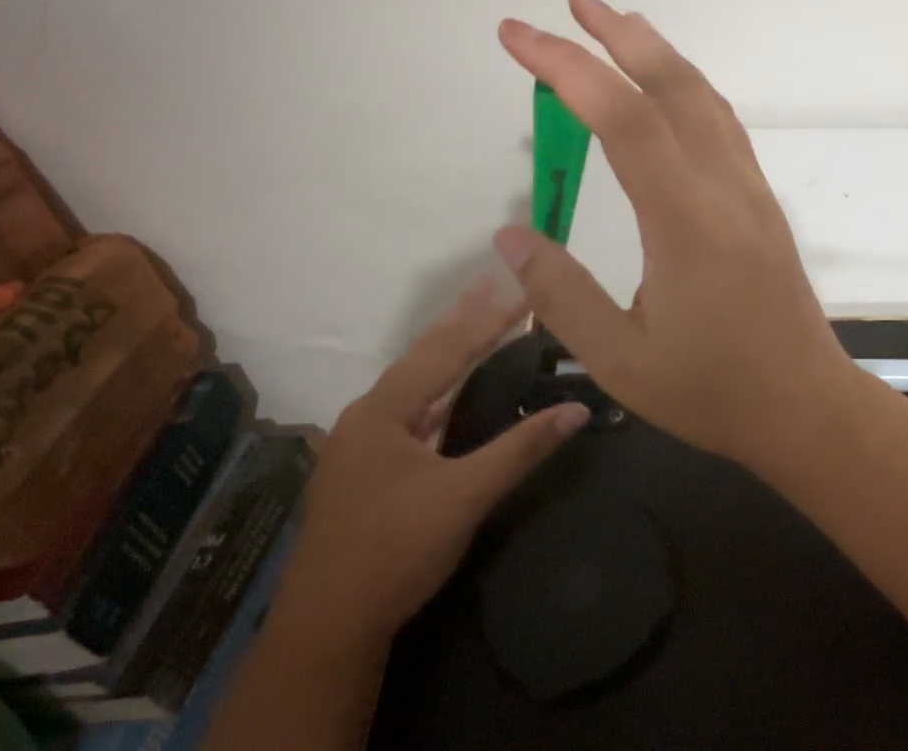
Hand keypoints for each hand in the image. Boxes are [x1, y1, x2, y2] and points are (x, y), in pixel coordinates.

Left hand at [285, 280, 590, 636]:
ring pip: (416, 385)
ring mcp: (365, 446)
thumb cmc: (395, 549)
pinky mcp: (371, 471)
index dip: (487, 319)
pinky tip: (452, 389)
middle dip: (461, 320)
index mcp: (383, 413)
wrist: (328, 624)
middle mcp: (368, 418)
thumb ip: (521, 449)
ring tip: (479, 320)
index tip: (522, 287)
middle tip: (494, 282)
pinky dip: (441, 387)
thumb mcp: (465, 496)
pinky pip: (414, 411)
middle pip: (422, 358)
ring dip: (449, 351)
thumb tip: (579, 409)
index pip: (445, 352)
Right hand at [492, 0, 858, 461]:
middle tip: (572, 0)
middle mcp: (726, 191)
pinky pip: (725, 129)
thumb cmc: (714, 392)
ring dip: (662, 55)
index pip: (624, 121)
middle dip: (620, 37)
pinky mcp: (764, 208)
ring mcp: (752, 195)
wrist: (806, 406)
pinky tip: (670, 94)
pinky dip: (689, 92)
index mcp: (687, 224)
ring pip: (708, 103)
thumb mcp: (621, 360)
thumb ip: (562, 295)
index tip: (518, 36)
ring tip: (619, 25)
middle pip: (676, 89)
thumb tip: (511, 234)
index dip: (568, 69)